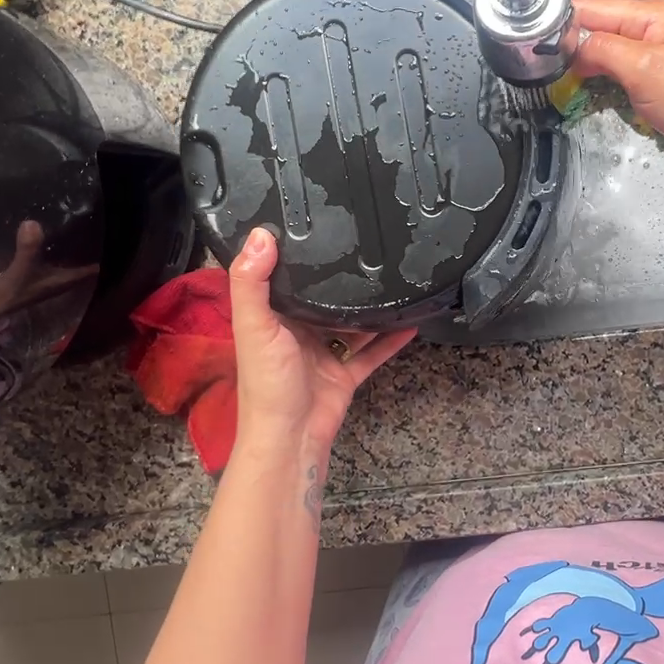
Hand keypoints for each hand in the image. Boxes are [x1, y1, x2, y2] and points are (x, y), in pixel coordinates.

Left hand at [228, 227, 415, 452]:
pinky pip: (373, 352)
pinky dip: (391, 338)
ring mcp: (324, 353)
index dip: (295, 255)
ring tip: (395, 278)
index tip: (316, 226)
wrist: (291, 437)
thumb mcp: (255, 326)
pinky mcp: (346, 373)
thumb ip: (253, 282)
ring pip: (352, 323)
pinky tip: (411, 320)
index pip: (282, 279)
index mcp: (272, 318)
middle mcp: (298, 333)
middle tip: (367, 247)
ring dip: (371, 306)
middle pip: (322, 299)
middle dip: (341, 279)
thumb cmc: (267, 383)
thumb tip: (261, 234)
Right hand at [570, 0, 663, 167]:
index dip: (562, 27)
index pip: (591, 8)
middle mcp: (658, 27)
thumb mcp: (642, 70)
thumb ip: (602, 50)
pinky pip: (630, 75)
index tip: (540, 50)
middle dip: (578, 55)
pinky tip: (618, 104)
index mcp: (651, 15)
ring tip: (588, 95)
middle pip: (601, 31)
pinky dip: (618, 89)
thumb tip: (573, 47)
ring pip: (614, 56)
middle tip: (562, 82)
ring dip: (598, 76)